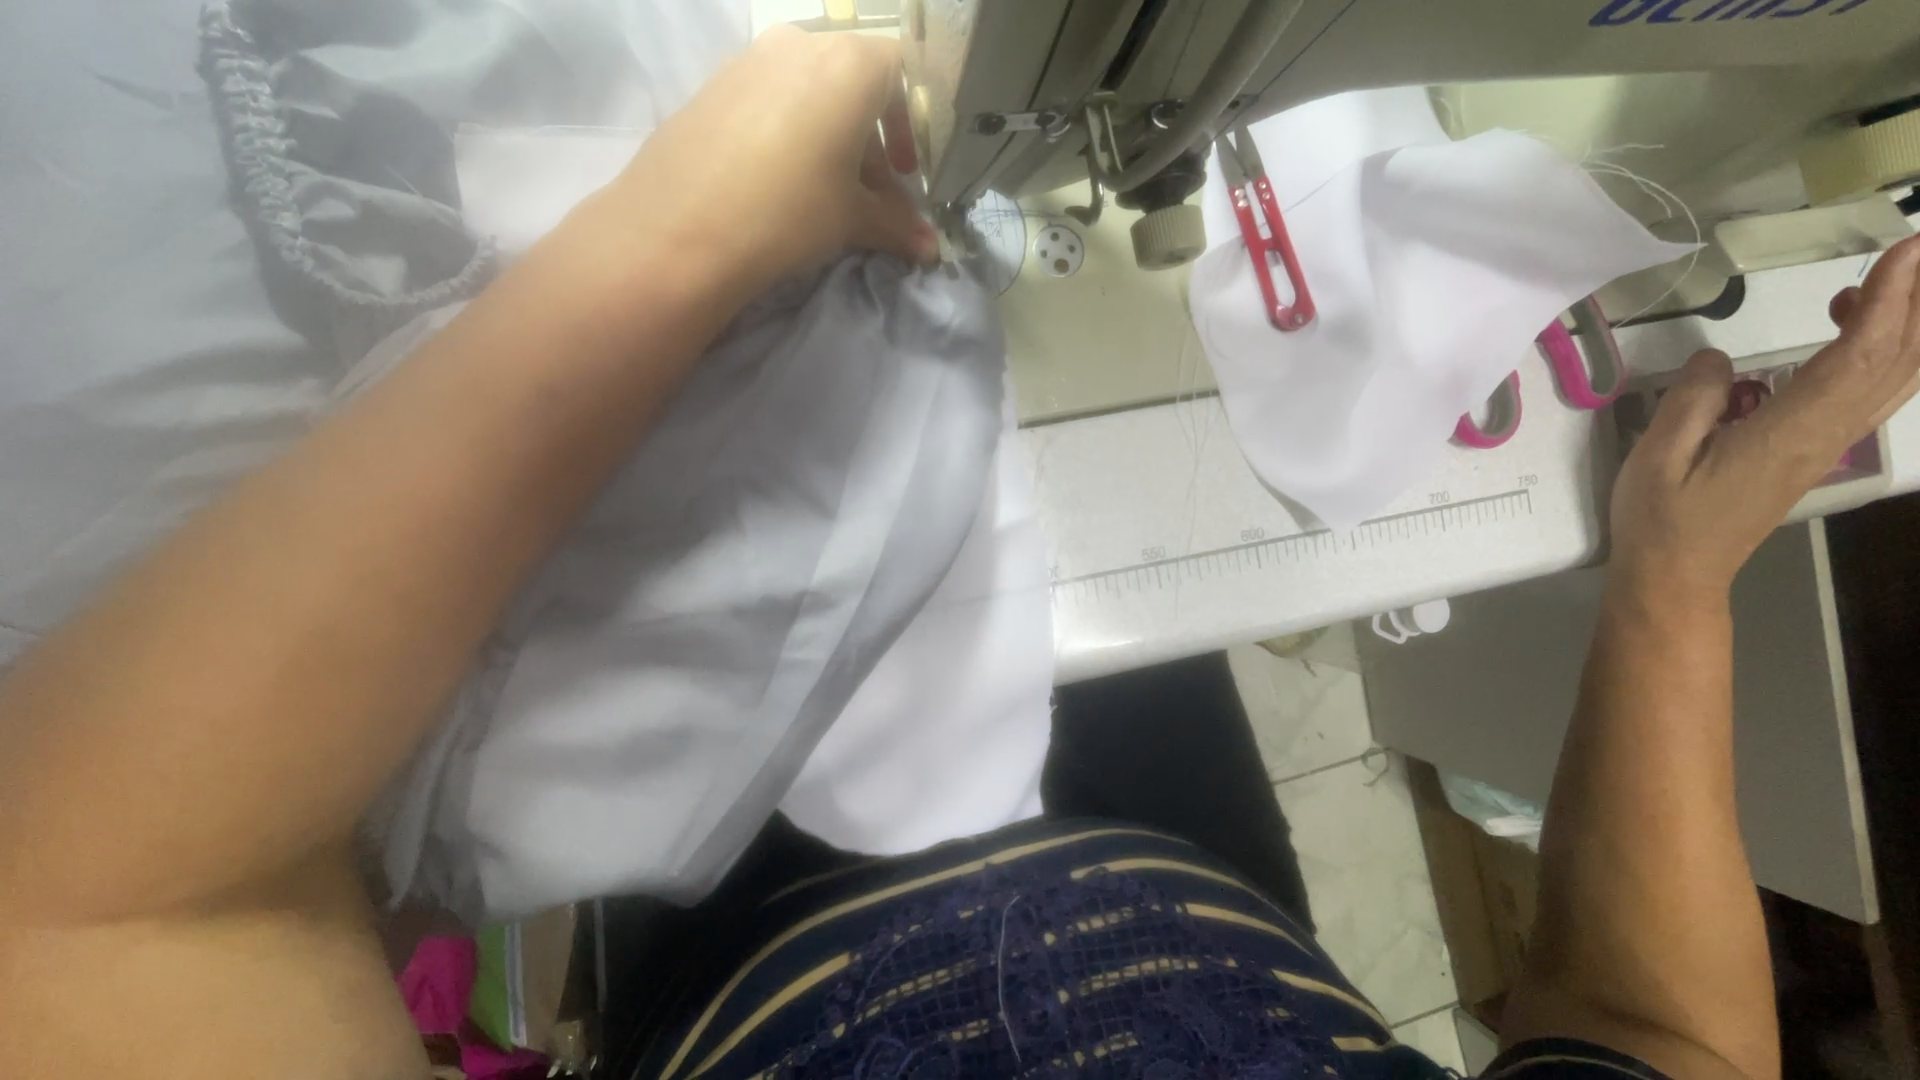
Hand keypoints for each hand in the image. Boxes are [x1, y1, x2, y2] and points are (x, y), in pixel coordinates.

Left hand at [595, 26, 936, 297]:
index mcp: (848, 64)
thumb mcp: (852, 220)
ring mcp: (749, 60)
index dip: (912, 122)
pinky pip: (769, 100)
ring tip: (822, 195)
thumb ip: (897, 225)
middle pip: (853, 81)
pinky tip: (775, 185)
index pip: (901, 71)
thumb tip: (930, 248)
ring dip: (829, 139)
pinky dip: (788, 134)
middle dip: (870, 139)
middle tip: (869, 195)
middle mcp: (799, 44)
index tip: (907, 171)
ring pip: (809, 90)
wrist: (680, 229)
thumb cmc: (789, 212)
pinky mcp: (712, 86)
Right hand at [1609, 233, 1919, 604]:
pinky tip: (1855, 329)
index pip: (1856, 356)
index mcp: (1788, 432)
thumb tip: (1716, 358)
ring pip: (1895, 374)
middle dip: (1918, 300)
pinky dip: (1883, 351)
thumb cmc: (1660, 518)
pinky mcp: (1815, 450)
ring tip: (1896, 275)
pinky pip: (1871, 390)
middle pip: (1898, 359)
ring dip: (1909, 322)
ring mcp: (1826, 444)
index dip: (1887, 300)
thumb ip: (1690, 403)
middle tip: (1919, 248)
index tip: (1902, 250)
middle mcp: (1825, 434)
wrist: (1678, 572)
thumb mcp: (1655, 458)